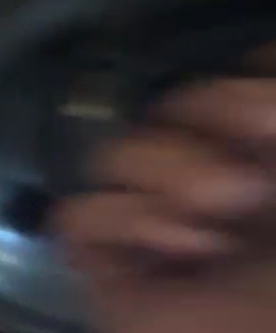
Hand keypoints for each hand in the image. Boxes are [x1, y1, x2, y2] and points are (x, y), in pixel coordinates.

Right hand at [56, 75, 275, 332]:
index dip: (249, 75)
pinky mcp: (105, 264)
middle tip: (259, 152)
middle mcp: (228, 180)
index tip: (272, 110)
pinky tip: (177, 251)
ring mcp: (160, 222)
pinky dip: (123, 223)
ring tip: (219, 213)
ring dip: (167, 172)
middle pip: (174, 101)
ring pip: (115, 152)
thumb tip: (261, 68)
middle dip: (216, 112)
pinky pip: (76, 215)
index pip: (243, 78)